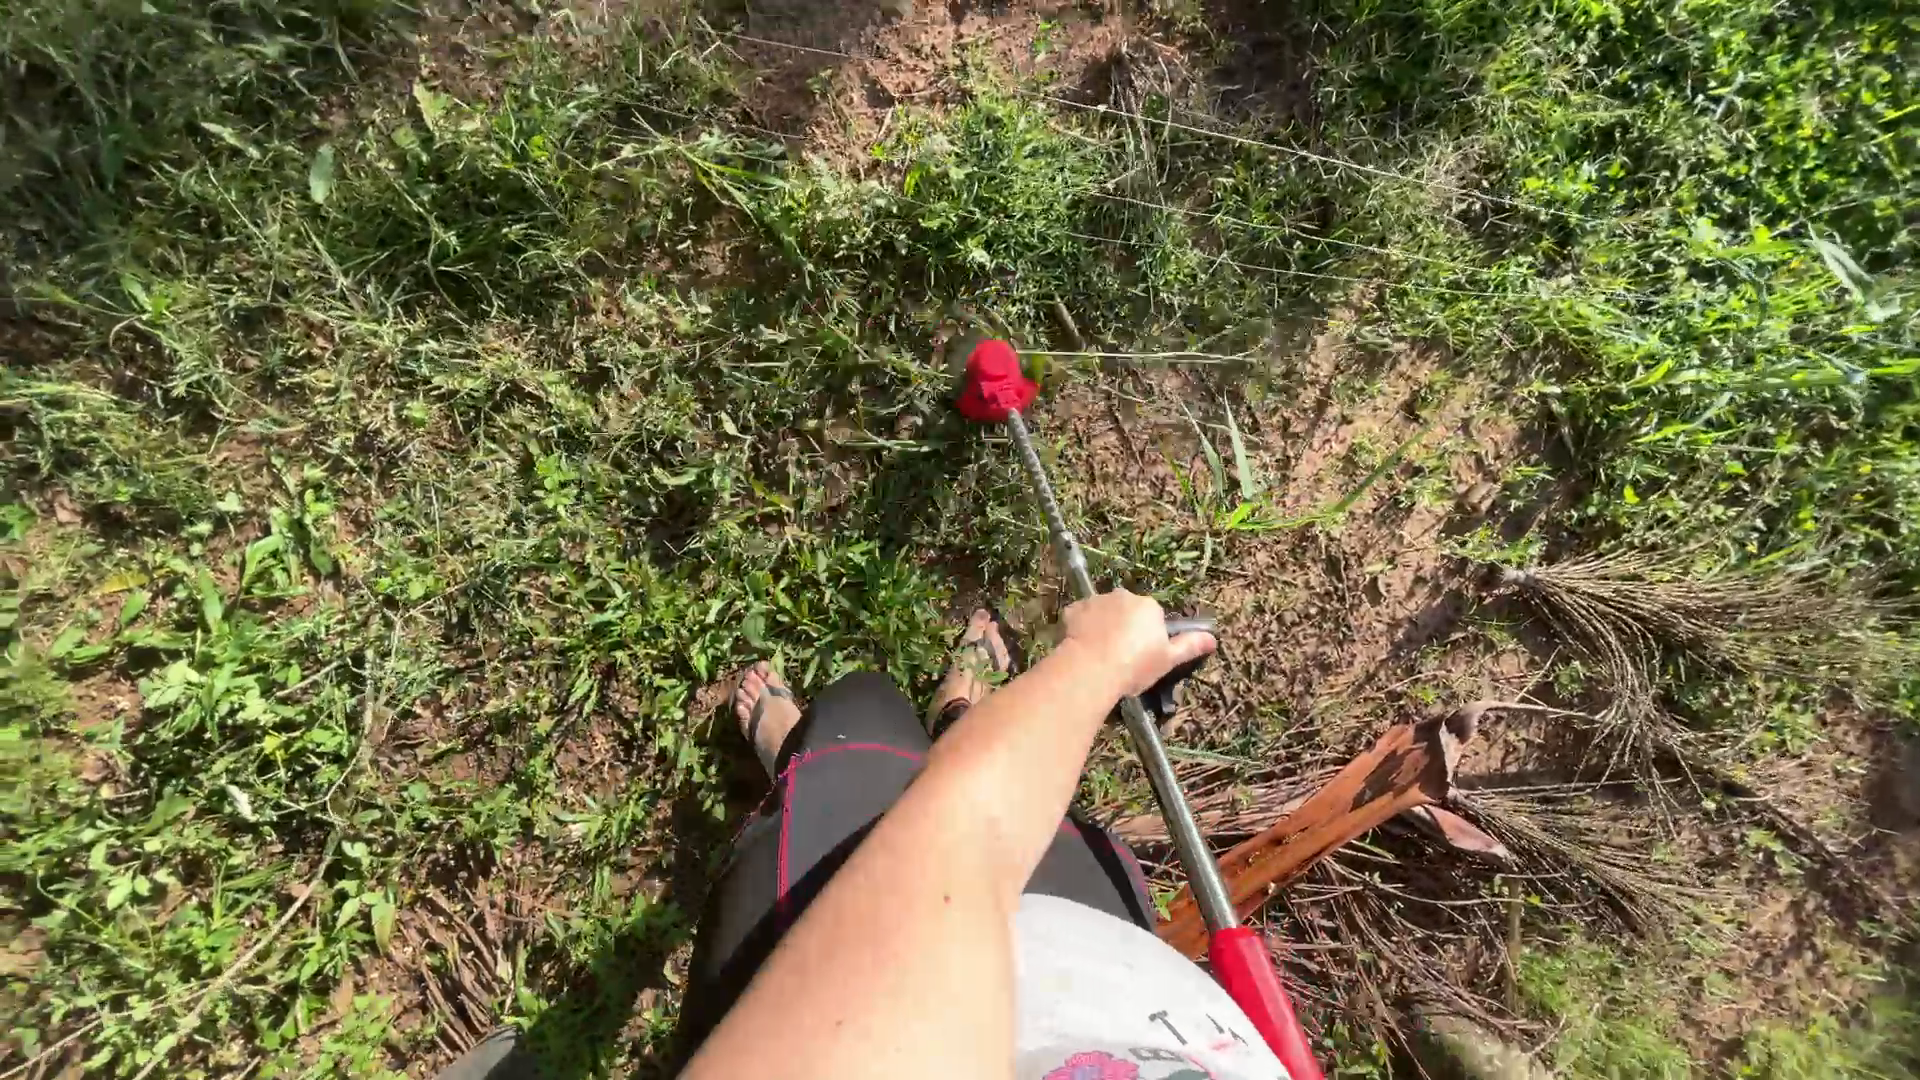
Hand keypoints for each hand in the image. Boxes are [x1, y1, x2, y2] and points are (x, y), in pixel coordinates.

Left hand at [1059, 589, 1216, 698]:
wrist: (1091, 668)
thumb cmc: (1134, 665)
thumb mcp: (1168, 659)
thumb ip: (1190, 646)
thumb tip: (1213, 639)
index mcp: (1149, 605)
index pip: (1153, 616)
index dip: (1148, 636)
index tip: (1142, 655)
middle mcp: (1123, 596)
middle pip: (1127, 610)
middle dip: (1125, 627)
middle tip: (1121, 655)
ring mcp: (1096, 600)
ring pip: (1103, 611)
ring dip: (1103, 625)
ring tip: (1100, 653)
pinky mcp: (1073, 609)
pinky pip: (1080, 616)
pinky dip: (1082, 627)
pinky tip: (1082, 646)